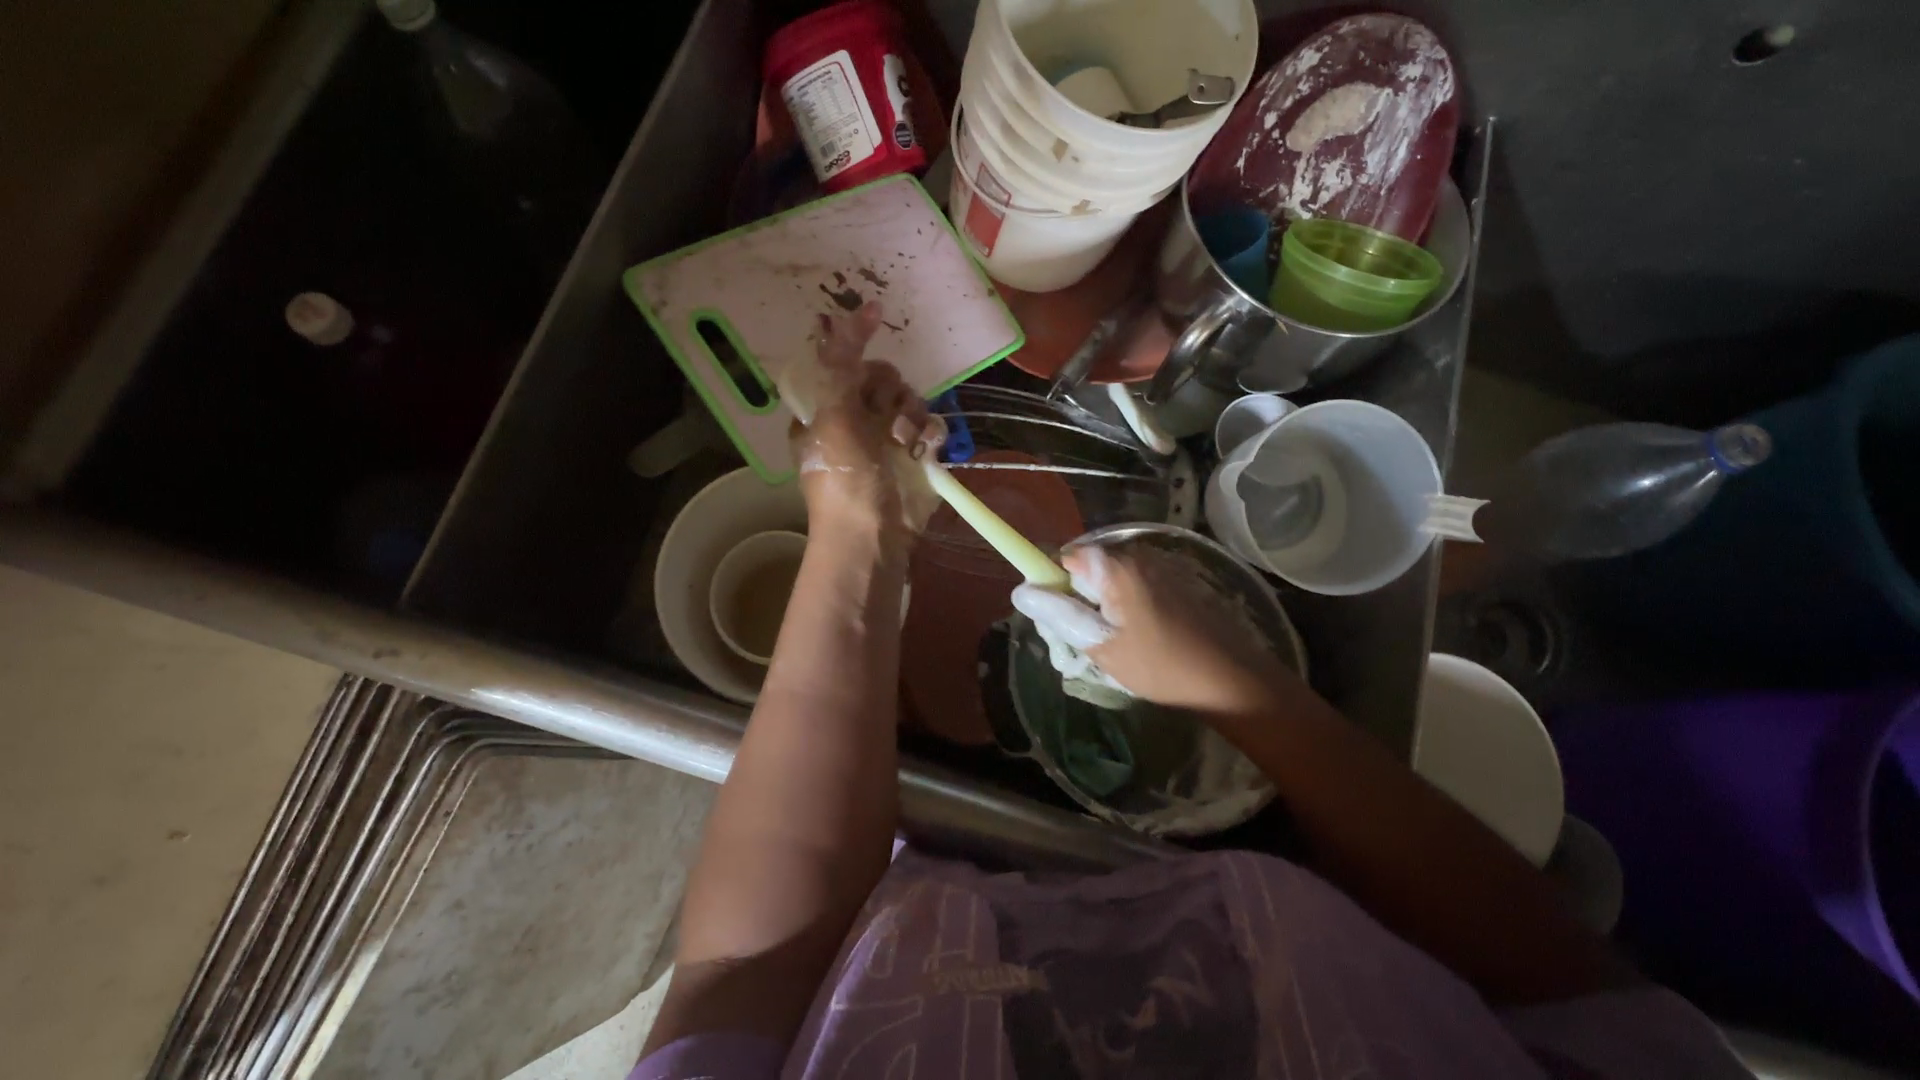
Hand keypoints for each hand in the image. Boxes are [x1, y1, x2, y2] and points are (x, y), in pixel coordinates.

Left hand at [788, 306, 944, 540]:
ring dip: (911, 415)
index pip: (843, 364)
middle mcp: (855, 420)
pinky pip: (931, 425)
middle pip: (883, 378)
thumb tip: (861, 307)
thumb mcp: (833, 411)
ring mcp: (888, 439)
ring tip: (905, 441)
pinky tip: (924, 450)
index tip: (876, 320)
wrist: (874, 535)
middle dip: (889, 392)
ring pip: (910, 399)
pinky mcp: (917, 455)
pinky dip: (931, 434)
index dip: (859, 351)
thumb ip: (842, 359)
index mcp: (823, 410)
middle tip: (884, 415)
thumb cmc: (843, 477)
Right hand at [1015, 546, 1296, 716]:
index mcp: (1116, 566)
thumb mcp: (1101, 646)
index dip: (1053, 584)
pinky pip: (1135, 586)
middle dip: (1079, 599)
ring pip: (1112, 580)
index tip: (1057, 618)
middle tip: (1085, 642)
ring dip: (1103, 607)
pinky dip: (1127, 608)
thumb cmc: (1160, 665)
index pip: (1064, 557)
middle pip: (1088, 567)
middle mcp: (1138, 555)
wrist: (1230, 679)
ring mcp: (1161, 567)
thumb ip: (1059, 614)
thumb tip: (1021, 590)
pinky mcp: (1177, 582)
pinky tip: (1140, 641)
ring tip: (1114, 647)